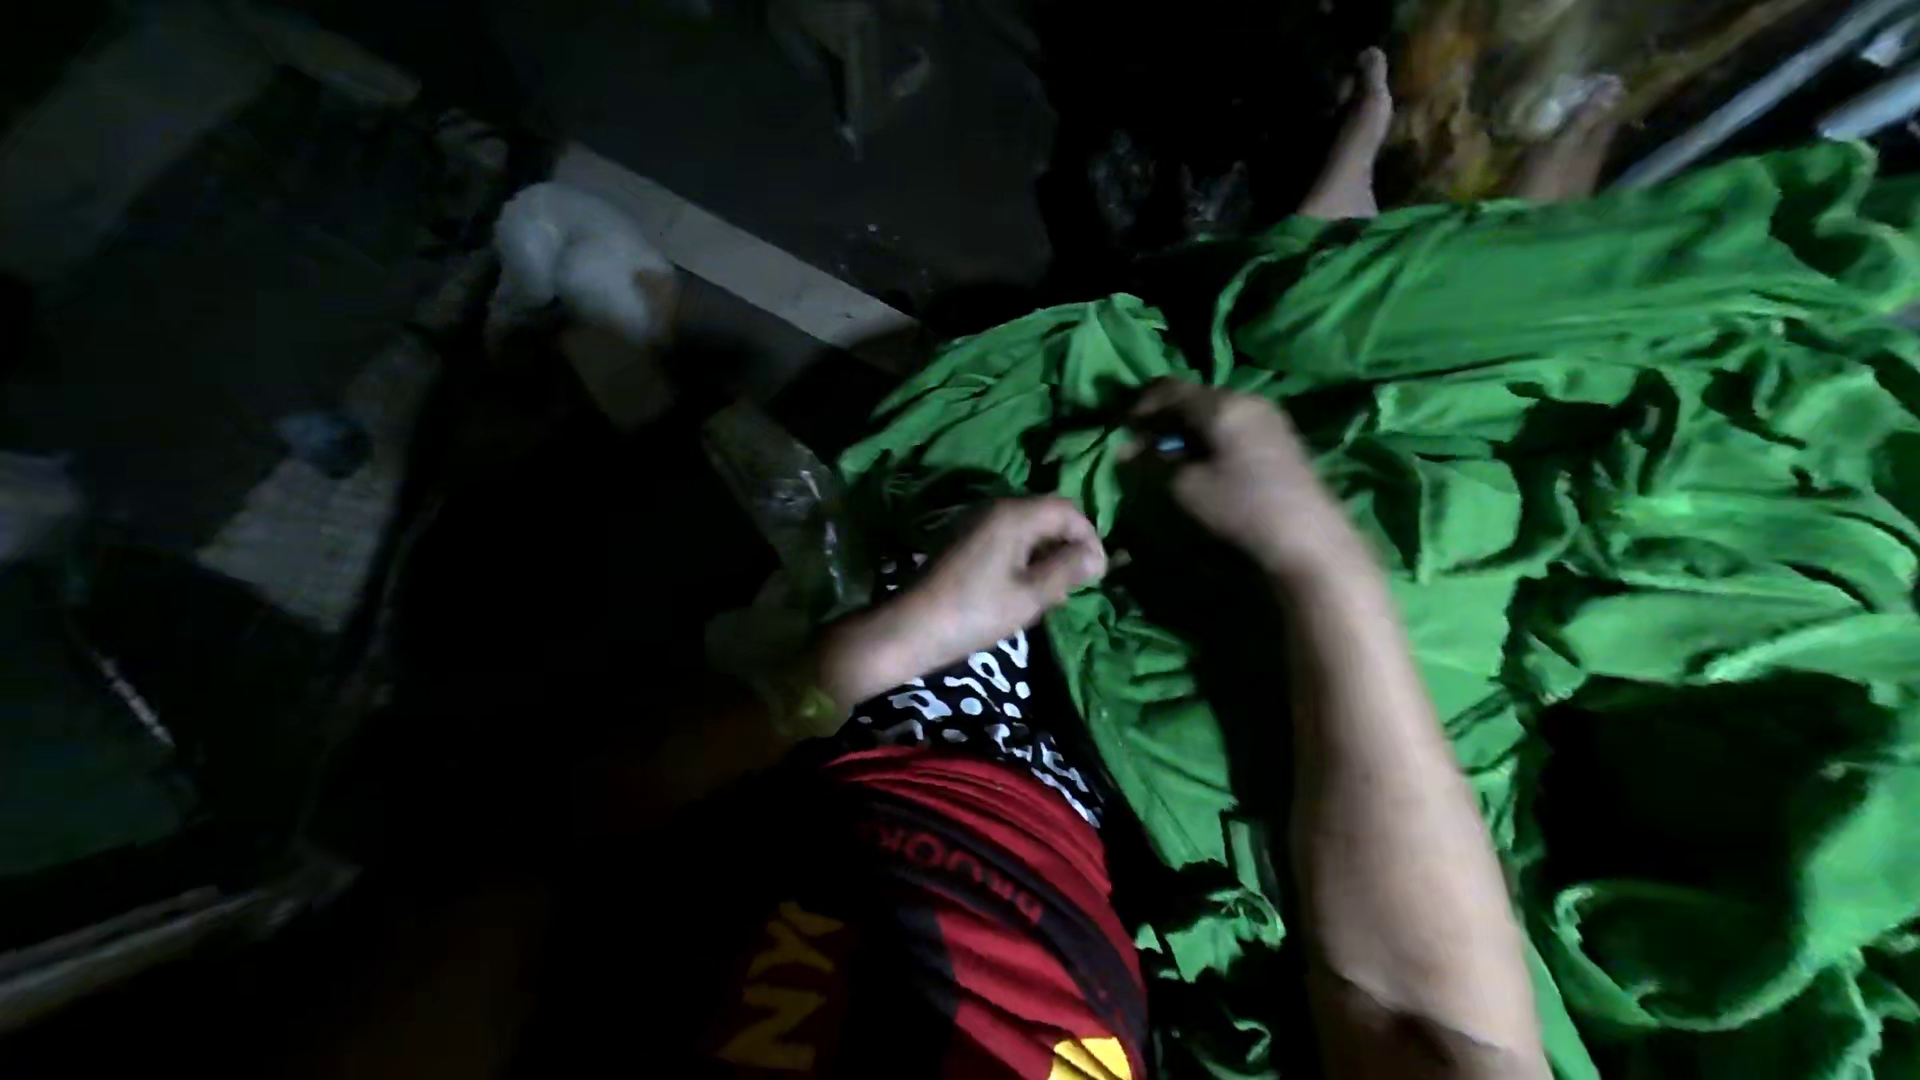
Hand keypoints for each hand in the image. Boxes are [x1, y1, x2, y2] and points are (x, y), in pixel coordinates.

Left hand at [813, 497, 1105, 711]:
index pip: (1066, 509)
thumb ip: (1067, 570)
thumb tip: (1095, 556)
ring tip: (1053, 593)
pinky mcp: (964, 540)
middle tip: (1076, 585)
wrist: (912, 627)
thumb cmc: (976, 611)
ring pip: (1027, 529)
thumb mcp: (1030, 595)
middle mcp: (994, 508)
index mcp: (1013, 514)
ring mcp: (976, 522)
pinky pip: (1007, 539)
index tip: (1097, 573)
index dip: (1089, 537)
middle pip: (1047, 515)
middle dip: (1068, 546)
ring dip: (1046, 555)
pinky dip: (1024, 558)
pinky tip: (1024, 590)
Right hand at [1132, 380, 1368, 579]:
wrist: (1308, 540)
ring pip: (1211, 410)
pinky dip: (1206, 434)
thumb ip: (1150, 461)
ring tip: (1166, 456)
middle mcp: (1246, 399)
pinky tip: (1199, 460)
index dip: (1138, 406)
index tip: (1119, 431)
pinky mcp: (1277, 436)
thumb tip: (1124, 449)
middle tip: (1140, 445)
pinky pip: (1230, 422)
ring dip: (1183, 427)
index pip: (1168, 389)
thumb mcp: (1185, 487)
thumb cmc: (1240, 509)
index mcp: (1221, 405)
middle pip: (1191, 396)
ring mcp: (1267, 416)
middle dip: (1161, 417)